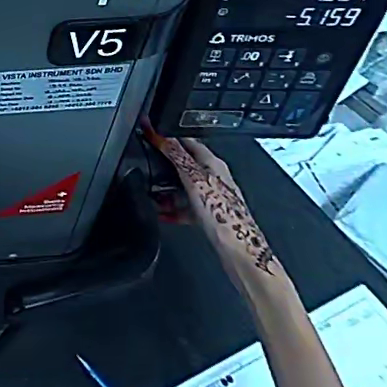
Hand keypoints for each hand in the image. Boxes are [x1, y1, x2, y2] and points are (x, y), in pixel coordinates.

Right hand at [150, 129, 278, 276]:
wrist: (239, 252)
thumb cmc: (224, 214)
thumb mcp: (193, 178)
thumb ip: (175, 156)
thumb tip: (160, 135)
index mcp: (213, 163)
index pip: (186, 141)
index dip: (167, 137)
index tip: (150, 135)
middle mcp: (214, 178)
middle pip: (183, 165)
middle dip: (163, 167)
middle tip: (146, 168)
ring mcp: (212, 198)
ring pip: (183, 188)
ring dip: (166, 190)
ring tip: (151, 195)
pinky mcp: (209, 216)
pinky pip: (186, 208)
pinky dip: (173, 210)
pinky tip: (162, 214)